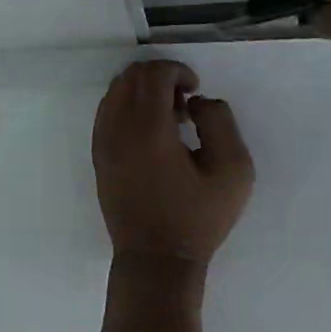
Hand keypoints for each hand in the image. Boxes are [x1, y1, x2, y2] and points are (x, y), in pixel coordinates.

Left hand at [92, 60, 253, 264]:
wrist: (156, 260)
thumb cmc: (197, 219)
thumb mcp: (232, 171)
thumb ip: (220, 122)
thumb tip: (196, 102)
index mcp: (148, 130)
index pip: (153, 75)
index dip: (177, 70)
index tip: (195, 89)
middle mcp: (118, 128)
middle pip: (131, 75)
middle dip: (160, 76)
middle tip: (184, 104)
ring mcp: (102, 141)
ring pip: (115, 89)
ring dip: (142, 90)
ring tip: (169, 118)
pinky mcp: (98, 154)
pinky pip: (107, 110)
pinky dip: (127, 105)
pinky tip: (150, 130)